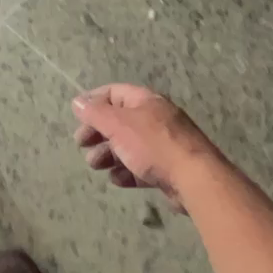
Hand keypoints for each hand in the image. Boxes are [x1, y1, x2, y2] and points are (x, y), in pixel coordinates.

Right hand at [71, 84, 219, 203]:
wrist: (195, 180)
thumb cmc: (153, 145)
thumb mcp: (117, 124)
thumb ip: (95, 112)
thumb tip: (77, 102)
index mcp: (145, 101)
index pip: (113, 93)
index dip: (93, 101)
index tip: (76, 116)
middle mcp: (155, 119)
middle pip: (119, 121)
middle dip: (98, 132)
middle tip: (82, 144)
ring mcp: (163, 145)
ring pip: (128, 145)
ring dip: (108, 154)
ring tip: (96, 166)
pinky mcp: (168, 169)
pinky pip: (141, 166)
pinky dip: (126, 171)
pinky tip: (116, 179)